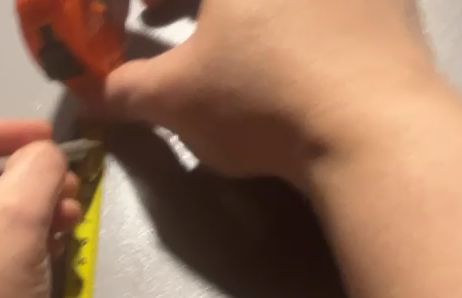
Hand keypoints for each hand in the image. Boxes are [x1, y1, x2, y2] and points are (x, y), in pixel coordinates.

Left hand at [0, 115, 82, 297]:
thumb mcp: (16, 220)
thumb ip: (36, 169)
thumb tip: (42, 159)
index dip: (0, 129)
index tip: (47, 147)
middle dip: (24, 178)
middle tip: (69, 193)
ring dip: (28, 214)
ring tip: (69, 227)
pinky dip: (14, 248)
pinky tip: (50, 258)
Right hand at [94, 0, 445, 185]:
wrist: (370, 122)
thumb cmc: (258, 97)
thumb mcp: (174, 99)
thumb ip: (125, 90)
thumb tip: (91, 93)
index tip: (130, 14)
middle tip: (156, 14)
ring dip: (228, 3)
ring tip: (206, 33)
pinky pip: (314, 1)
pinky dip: (280, 12)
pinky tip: (270, 45)